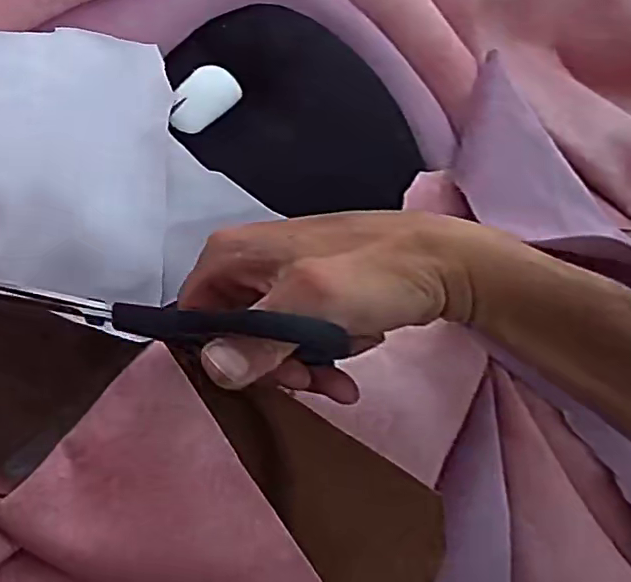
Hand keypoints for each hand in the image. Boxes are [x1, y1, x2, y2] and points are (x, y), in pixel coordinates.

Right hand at [178, 211, 511, 403]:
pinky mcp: (304, 284)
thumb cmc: (370, 273)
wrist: (439, 259)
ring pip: (263, 335)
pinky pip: (293, 329)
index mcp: (229, 252)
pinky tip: (349, 354)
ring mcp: (275, 271)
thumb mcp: (309, 305)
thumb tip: (213, 370)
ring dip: (299, 362)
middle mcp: (244, 258)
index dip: (217, 354)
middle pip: (228, 328)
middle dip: (269, 363)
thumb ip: (257, 338)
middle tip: (310, 379)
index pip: (191, 314)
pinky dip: (317, 349)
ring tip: (340, 373)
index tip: (260, 379)